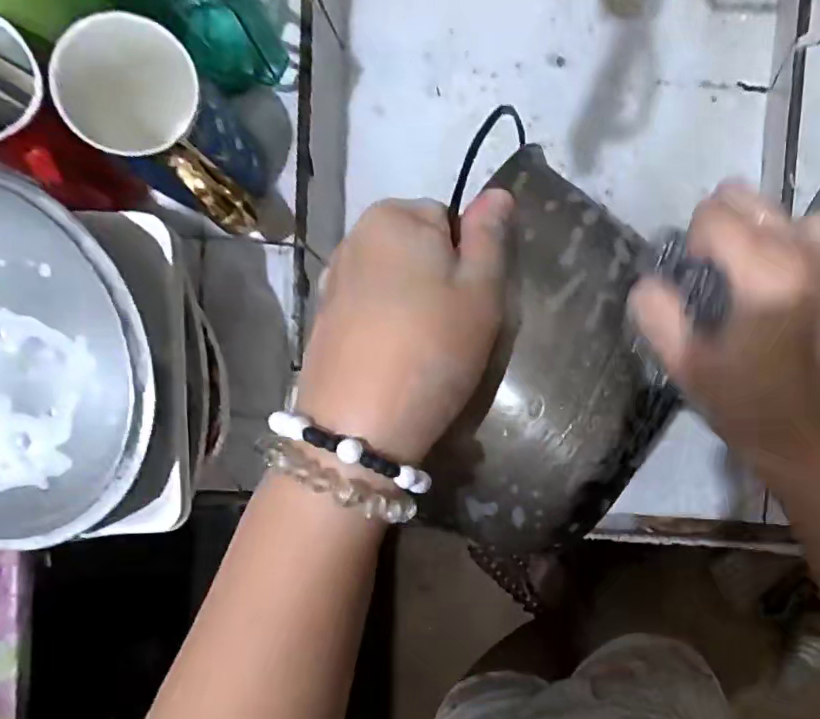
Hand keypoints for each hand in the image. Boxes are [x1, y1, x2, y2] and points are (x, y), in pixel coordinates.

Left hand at [296, 191, 513, 462]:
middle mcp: (354, 236)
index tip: (469, 306)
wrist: (360, 424)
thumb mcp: (481, 294)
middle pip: (416, 251)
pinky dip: (384, 329)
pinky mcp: (322, 321)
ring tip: (420, 353)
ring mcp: (332, 280)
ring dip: (410, 307)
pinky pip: (368, 312)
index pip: (448, 220)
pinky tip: (391, 363)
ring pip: (391, 283)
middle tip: (450, 333)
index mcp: (394, 215)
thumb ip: (491, 239)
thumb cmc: (432, 351)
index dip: (467, 263)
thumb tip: (497, 193)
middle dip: (436, 282)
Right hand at [629, 182, 819, 465]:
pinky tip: (770, 271)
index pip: (713, 216)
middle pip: (743, 198)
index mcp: (763, 275)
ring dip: (748, 230)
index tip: (692, 285)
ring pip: (773, 207)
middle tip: (710, 277)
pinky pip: (807, 225)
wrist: (794, 425)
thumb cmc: (738, 400)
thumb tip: (646, 284)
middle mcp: (799, 252)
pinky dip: (784, 237)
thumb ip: (659, 317)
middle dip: (716, 229)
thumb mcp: (685, 365)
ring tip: (739, 271)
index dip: (690, 245)